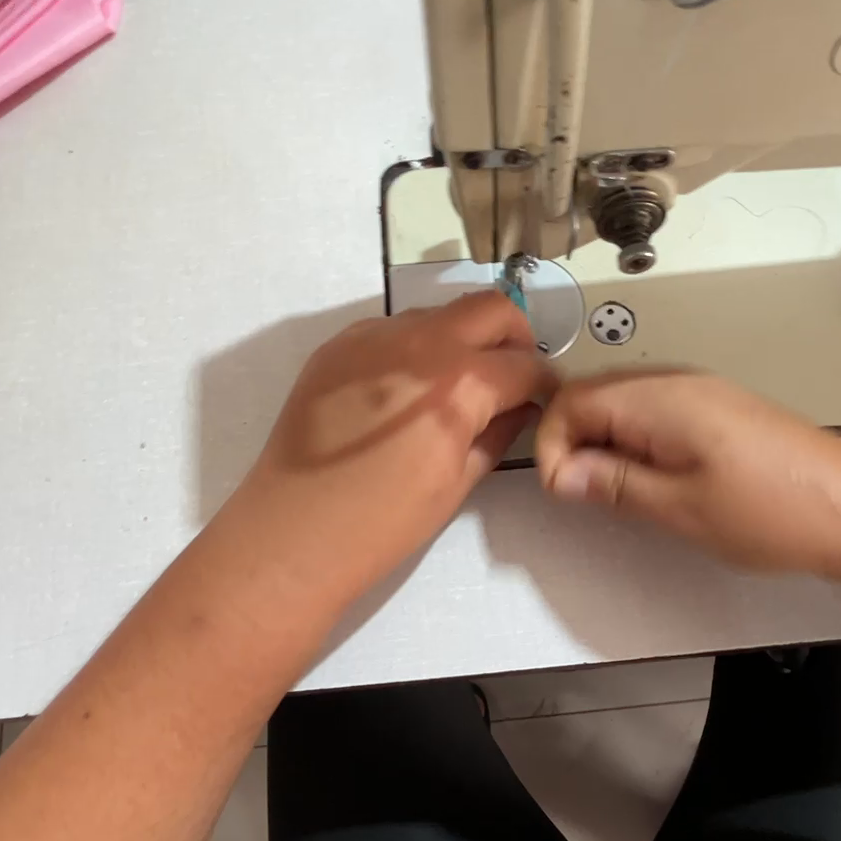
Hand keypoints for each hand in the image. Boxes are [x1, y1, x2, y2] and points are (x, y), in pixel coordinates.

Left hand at [210, 291, 555, 611]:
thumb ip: (498, 434)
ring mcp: (373, 338)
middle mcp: (420, 344)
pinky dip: (415, 347)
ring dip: (462, 338)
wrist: (295, 531)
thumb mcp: (458, 483)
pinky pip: (393, 329)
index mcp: (459, 384)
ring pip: (439, 314)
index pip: (524, 365)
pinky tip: (405, 390)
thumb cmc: (384, 522)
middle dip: (515, 336)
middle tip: (512, 373)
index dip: (544, 382)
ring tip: (455, 385)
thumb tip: (521, 408)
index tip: (545, 397)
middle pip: (491, 309)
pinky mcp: (338, 346)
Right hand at [534, 370, 840, 581]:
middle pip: (594, 396)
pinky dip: (636, 443)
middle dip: (574, 443)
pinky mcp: (720, 409)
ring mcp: (702, 392)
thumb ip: (612, 484)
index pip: (571, 401)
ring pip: (624, 406)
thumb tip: (558, 472)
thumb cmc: (770, 513)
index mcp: (661, 399)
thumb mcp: (679, 508)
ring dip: (605, 445)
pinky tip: (655, 479)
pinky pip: (655, 414)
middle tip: (587, 497)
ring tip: (620, 493)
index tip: (564, 493)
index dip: (551, 444)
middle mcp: (677, 382)